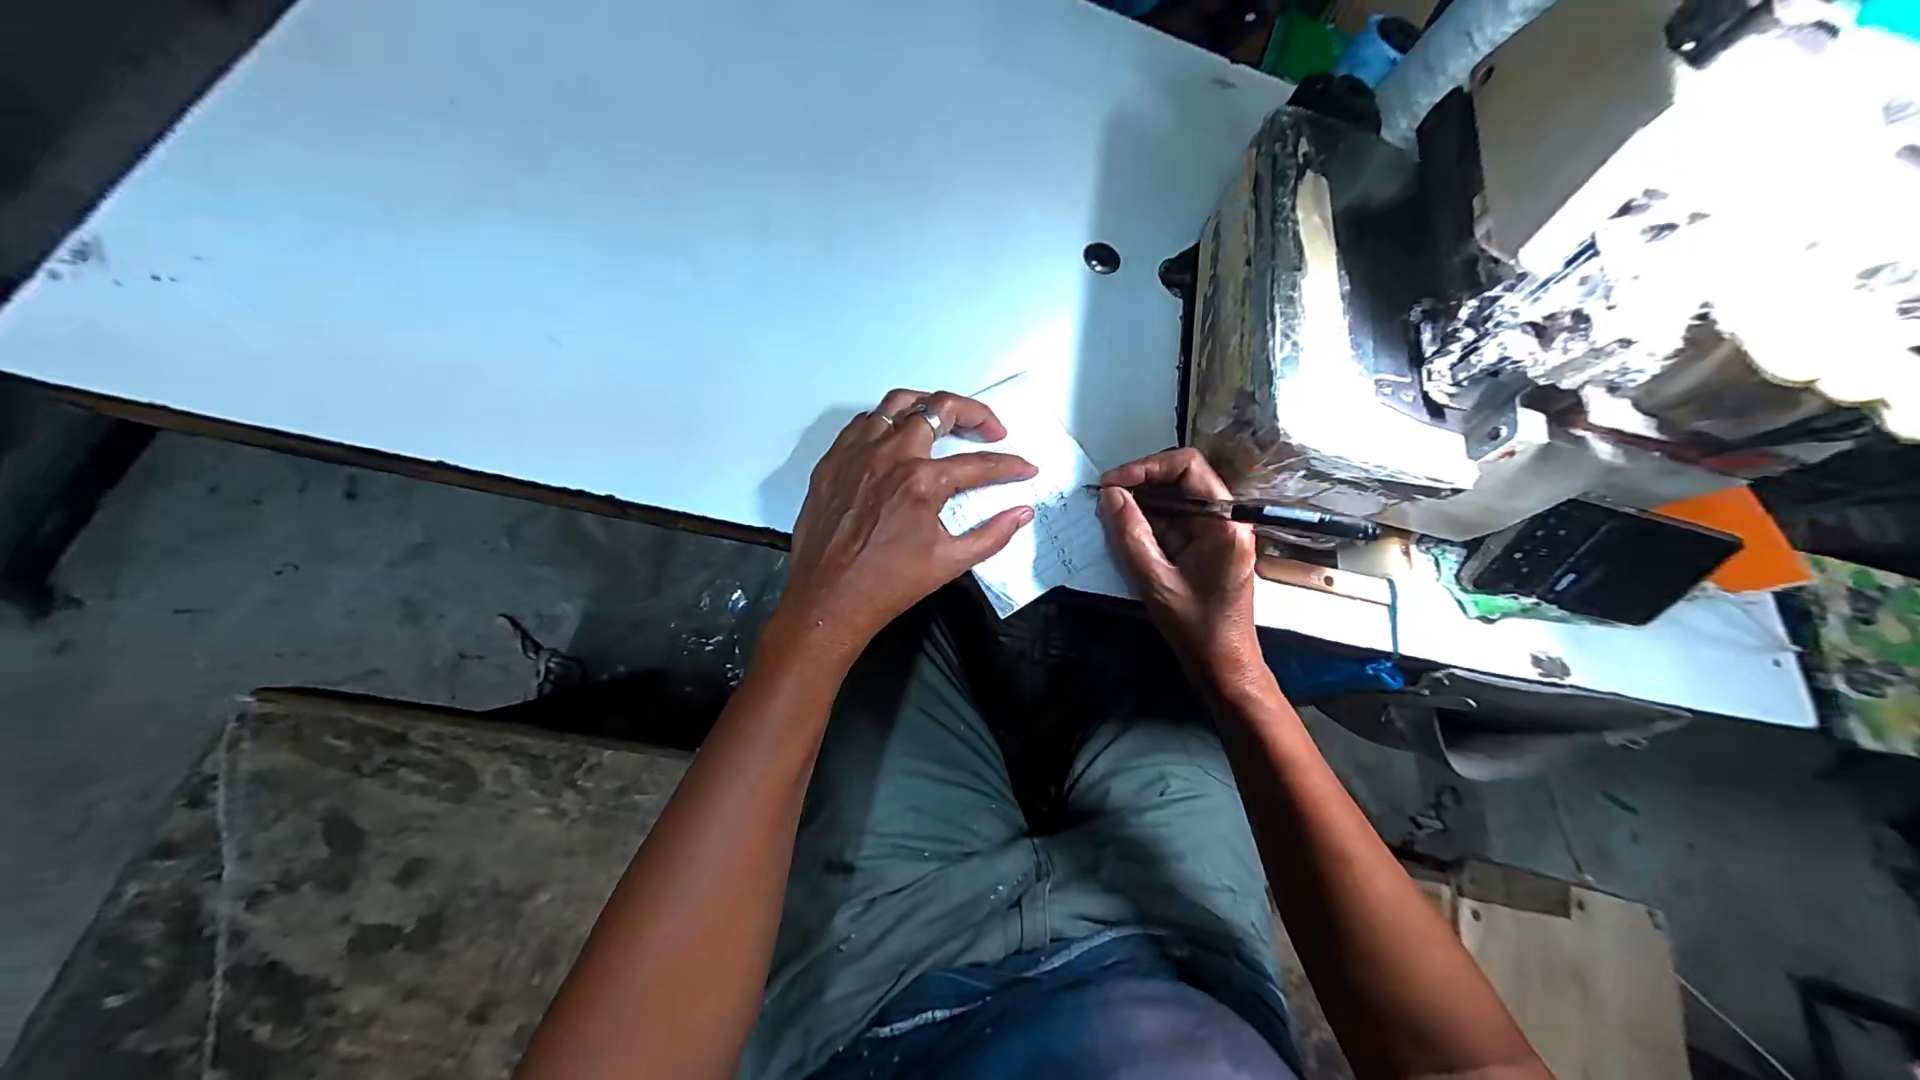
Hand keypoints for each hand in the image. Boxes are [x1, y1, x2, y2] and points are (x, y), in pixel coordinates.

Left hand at [780, 389, 1036, 654]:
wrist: (829, 599)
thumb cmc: (885, 585)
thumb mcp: (950, 563)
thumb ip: (993, 535)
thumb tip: (1021, 514)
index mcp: (920, 482)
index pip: (979, 463)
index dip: (1009, 465)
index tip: (1023, 468)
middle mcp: (888, 457)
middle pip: (940, 407)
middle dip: (974, 414)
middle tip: (988, 430)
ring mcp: (856, 454)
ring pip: (897, 402)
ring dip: (928, 405)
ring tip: (945, 420)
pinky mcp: (832, 461)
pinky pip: (862, 422)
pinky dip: (886, 420)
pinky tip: (897, 436)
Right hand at [1096, 448, 1266, 696]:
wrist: (1224, 665)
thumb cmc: (1195, 626)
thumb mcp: (1154, 579)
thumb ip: (1130, 533)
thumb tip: (1109, 494)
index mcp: (1224, 521)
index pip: (1187, 466)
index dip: (1146, 467)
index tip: (1112, 483)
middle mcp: (1226, 519)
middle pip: (1180, 479)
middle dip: (1139, 484)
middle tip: (1104, 498)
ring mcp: (1217, 532)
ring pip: (1174, 499)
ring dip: (1141, 504)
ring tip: (1108, 516)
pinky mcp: (1206, 546)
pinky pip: (1174, 521)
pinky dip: (1148, 522)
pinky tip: (1124, 532)